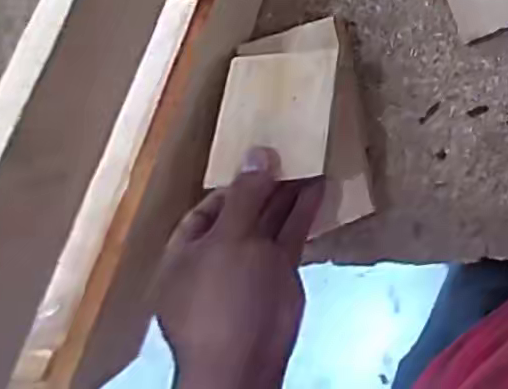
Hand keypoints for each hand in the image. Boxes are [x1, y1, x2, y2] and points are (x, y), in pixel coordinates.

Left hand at [155, 147, 324, 388]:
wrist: (246, 358)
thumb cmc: (223, 297)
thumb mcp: (229, 240)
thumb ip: (246, 195)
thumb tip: (257, 152)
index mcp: (187, 255)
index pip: (206, 210)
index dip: (232, 184)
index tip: (260, 159)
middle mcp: (217, 257)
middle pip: (242, 211)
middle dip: (265, 184)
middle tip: (292, 150)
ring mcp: (249, 265)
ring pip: (270, 220)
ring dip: (289, 192)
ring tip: (310, 159)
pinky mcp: (278, 271)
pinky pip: (291, 233)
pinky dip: (306, 209)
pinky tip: (321, 185)